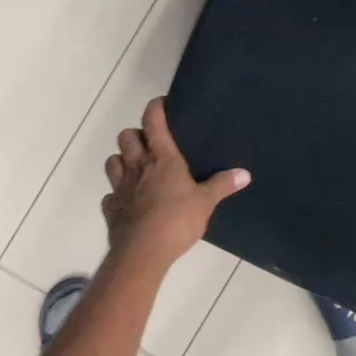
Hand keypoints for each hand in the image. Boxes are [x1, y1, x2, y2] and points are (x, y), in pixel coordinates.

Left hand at [102, 98, 249, 270]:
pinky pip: (110, 195)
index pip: (153, 121)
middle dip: (134, 135)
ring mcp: (120, 187)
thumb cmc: (177, 220)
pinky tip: (128, 203)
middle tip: (149, 144)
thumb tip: (245, 173)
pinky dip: (117, 195)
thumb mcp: (205, 203)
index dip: (155, 108)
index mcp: (162, 158)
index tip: (160, 104)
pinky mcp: (111, 208)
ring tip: (134, 168)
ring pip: (112, 161)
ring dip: (121, 160)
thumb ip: (222, 185)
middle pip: (126, 136)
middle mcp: (137, 166)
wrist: (143, 252)